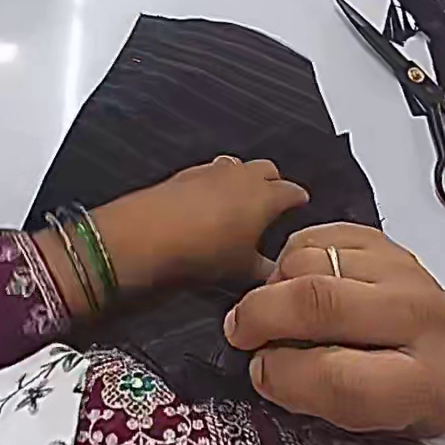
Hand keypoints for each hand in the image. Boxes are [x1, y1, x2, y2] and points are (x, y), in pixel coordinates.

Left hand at [37, 157, 310, 312]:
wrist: (145, 238)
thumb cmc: (200, 252)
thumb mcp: (242, 271)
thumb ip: (266, 270)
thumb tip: (278, 277)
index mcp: (266, 195)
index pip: (293, 191)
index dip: (298, 200)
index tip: (299, 205)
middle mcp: (242, 175)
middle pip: (267, 170)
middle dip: (273, 183)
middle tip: (272, 204)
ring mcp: (211, 170)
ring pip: (237, 167)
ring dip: (242, 180)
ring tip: (239, 204)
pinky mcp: (184, 175)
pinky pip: (209, 173)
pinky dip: (215, 184)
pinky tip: (208, 205)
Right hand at [221, 223, 444, 437]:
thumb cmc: (415, 389)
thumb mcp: (381, 422)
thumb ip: (324, 398)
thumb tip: (263, 363)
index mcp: (424, 383)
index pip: (342, 379)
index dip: (284, 377)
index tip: (261, 373)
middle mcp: (418, 317)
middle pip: (320, 303)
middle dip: (262, 316)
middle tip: (240, 330)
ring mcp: (400, 269)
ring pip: (310, 262)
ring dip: (272, 286)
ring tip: (272, 308)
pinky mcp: (382, 240)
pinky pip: (315, 236)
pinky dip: (288, 259)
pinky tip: (292, 280)